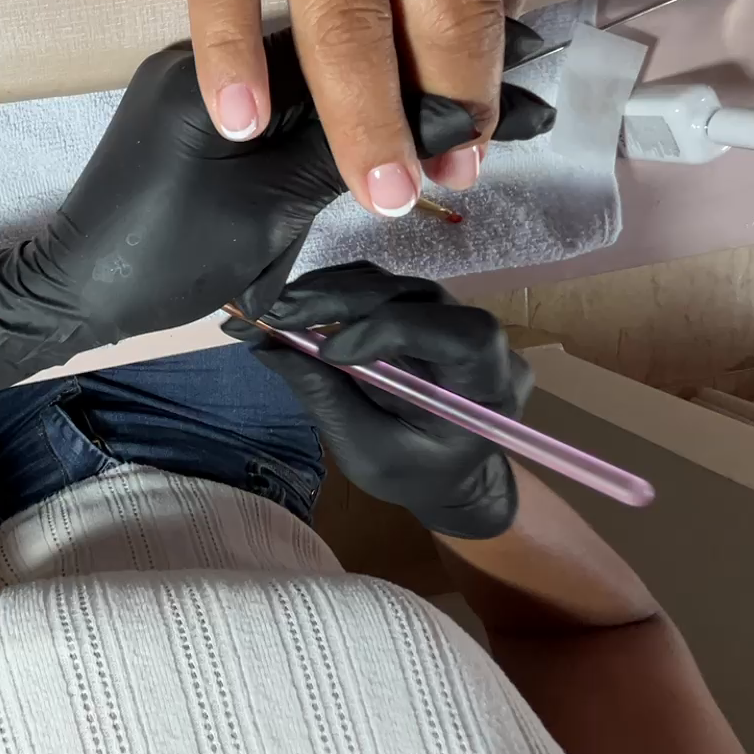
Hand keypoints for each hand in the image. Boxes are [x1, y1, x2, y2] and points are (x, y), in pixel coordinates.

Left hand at [0, 29, 552, 390]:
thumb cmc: (167, 260)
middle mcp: (204, 51)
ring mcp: (194, 73)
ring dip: (376, 76)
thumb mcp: (268, 210)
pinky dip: (329, 97)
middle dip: (417, 59)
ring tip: (458, 94)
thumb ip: (349, 153)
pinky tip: (381, 104)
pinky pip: (275, 86)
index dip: (433, 64)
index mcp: (218, 71)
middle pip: (332, 39)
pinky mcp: (190, 101)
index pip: (348, 47)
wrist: (79, 286)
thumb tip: (439, 119)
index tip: (517, 72)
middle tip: (506, 71)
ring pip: (307, 60)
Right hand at [222, 262, 531, 537]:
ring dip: (322, 291)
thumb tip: (266, 346)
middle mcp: (474, 338)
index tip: (332, 353)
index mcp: (487, 387)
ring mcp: (439, 315)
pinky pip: (367, 283)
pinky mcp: (406, 306)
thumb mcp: (367, 452)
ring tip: (270, 309)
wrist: (438, 468)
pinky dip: (322, 290)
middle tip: (275, 314)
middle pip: (412, 296)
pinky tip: (286, 305)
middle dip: (339, 301)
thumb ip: (325, 398)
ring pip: (385, 282)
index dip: (398, 329)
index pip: (464, 336)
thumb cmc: (413, 472)